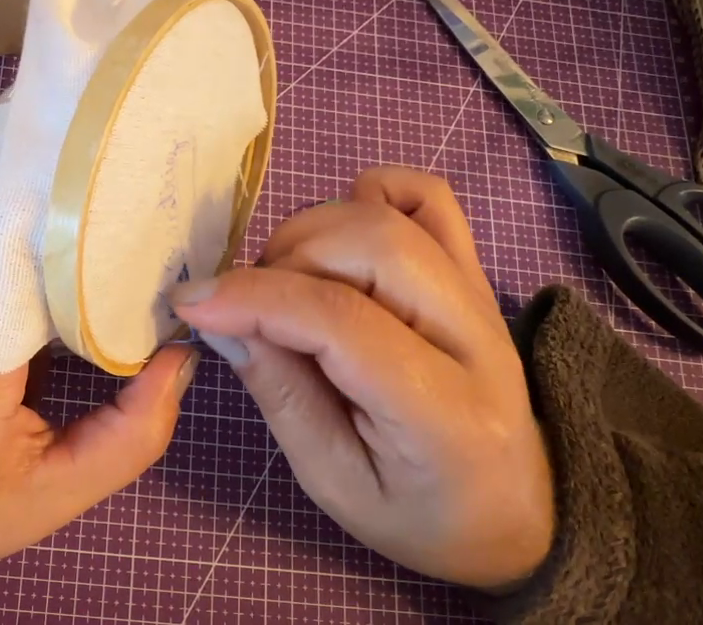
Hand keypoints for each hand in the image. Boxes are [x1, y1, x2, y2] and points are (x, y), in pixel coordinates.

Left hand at [0, 266, 198, 602]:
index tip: (119, 277)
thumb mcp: (50, 494)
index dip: (82, 271)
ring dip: (3, 296)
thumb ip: (130, 431)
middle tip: (71, 331)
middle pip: (12, 267)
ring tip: (12, 346)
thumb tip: (179, 353)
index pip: (41, 279)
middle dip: (47, 289)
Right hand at [169, 167, 553, 590]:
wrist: (512, 509)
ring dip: (311, 232)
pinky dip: (371, 193)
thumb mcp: (333, 480)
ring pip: (385, 214)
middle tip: (252, 304)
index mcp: (445, 413)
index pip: (341, 320)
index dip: (255, 298)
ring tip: (288, 282)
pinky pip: (427, 195)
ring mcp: (480, 292)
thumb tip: (216, 316)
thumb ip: (278, 393)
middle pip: (370, 245)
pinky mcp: (473, 268)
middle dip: (285, 260)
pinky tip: (339, 237)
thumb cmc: (415, 509)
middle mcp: (476, 336)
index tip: (190, 300)